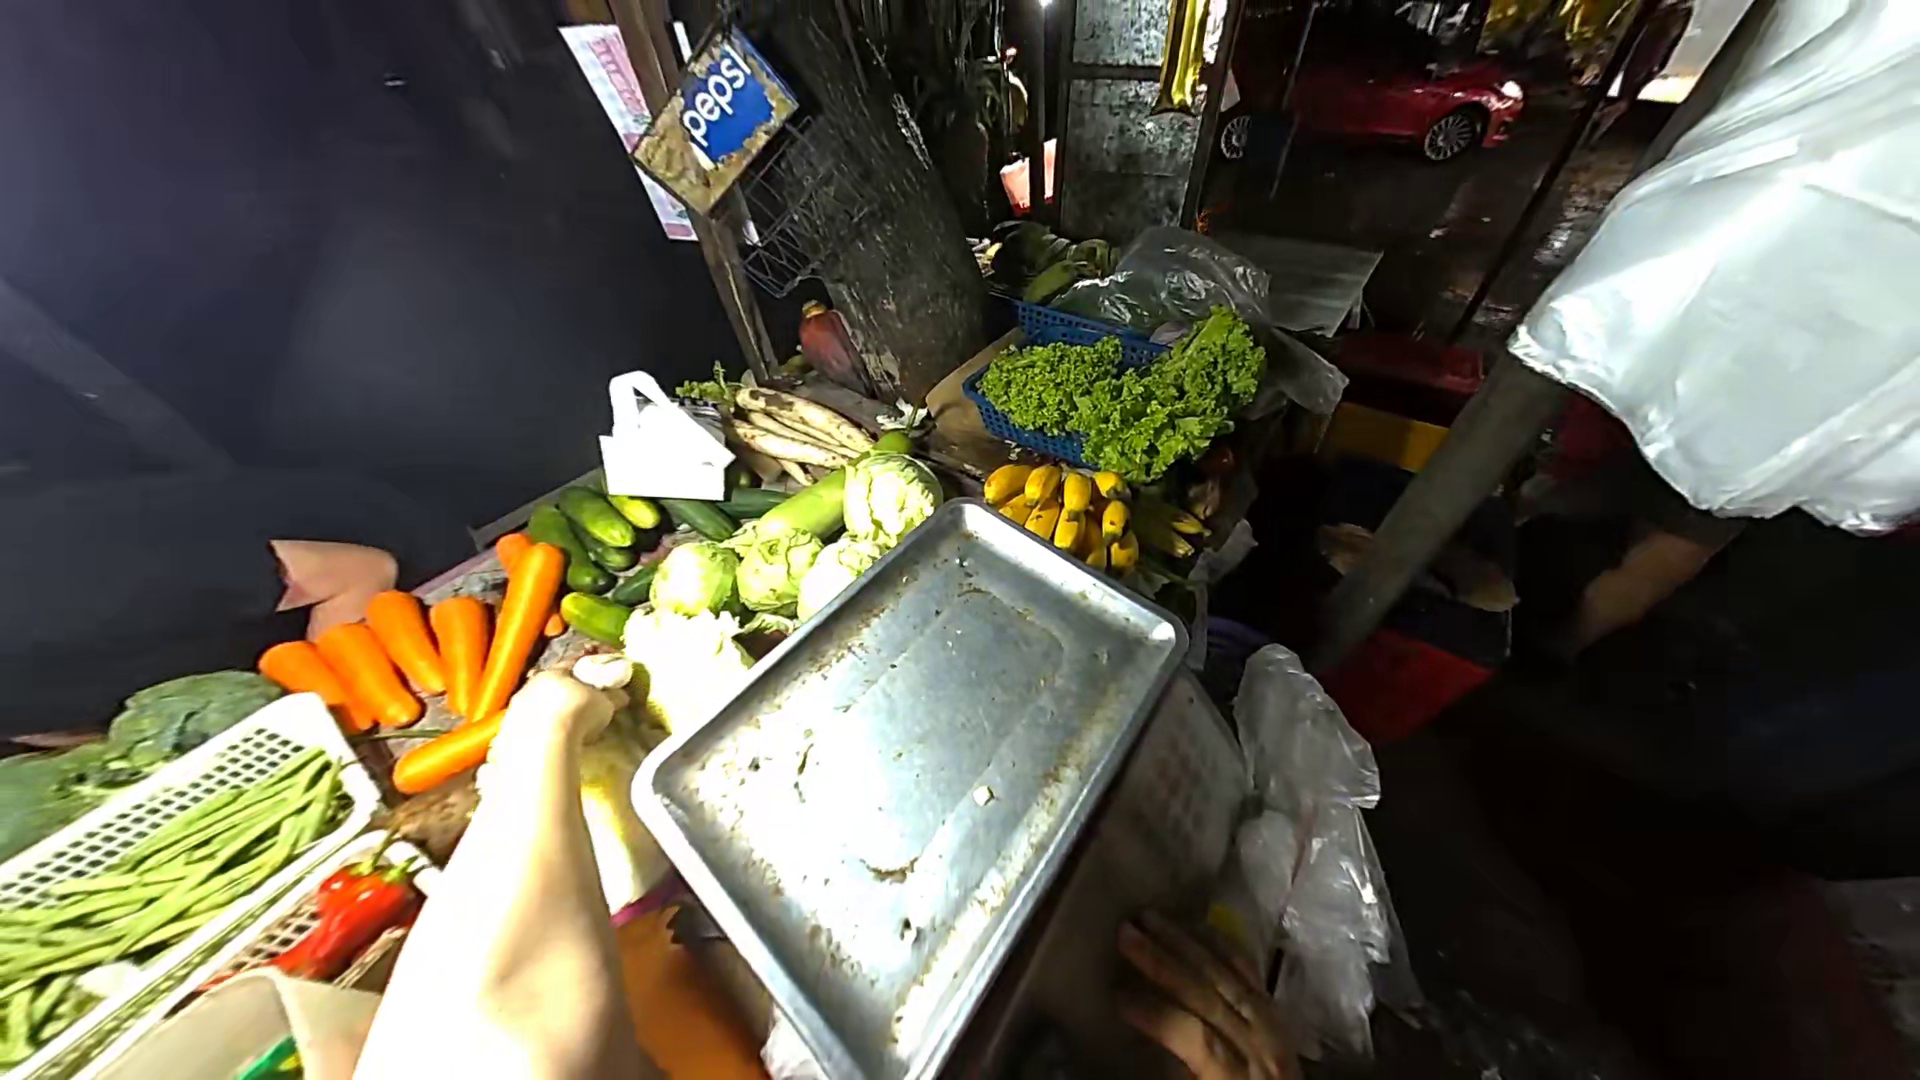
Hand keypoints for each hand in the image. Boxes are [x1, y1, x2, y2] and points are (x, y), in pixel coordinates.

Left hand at [496, 670, 615, 747]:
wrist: (543, 747)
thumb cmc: (578, 715)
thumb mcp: (606, 704)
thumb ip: (612, 697)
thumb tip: (621, 695)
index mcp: (553, 673)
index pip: (571, 666)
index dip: (586, 673)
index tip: (597, 683)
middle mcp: (528, 687)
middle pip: (550, 687)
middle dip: (566, 695)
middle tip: (583, 707)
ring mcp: (513, 711)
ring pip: (536, 708)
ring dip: (550, 716)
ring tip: (569, 730)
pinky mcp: (504, 735)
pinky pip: (526, 730)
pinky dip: (539, 734)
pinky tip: (552, 744)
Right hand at [1117, 912, 1296, 1079]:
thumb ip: (1176, 1073)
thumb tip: (1141, 1053)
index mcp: (1236, 1078)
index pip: (1194, 1036)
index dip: (1156, 1014)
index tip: (1117, 995)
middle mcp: (1257, 1046)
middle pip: (1205, 992)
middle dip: (1160, 959)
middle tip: (1124, 931)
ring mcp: (1270, 1025)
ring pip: (1223, 972)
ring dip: (1182, 941)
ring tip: (1148, 917)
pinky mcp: (1276, 1014)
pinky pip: (1248, 971)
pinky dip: (1221, 944)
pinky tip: (1196, 925)